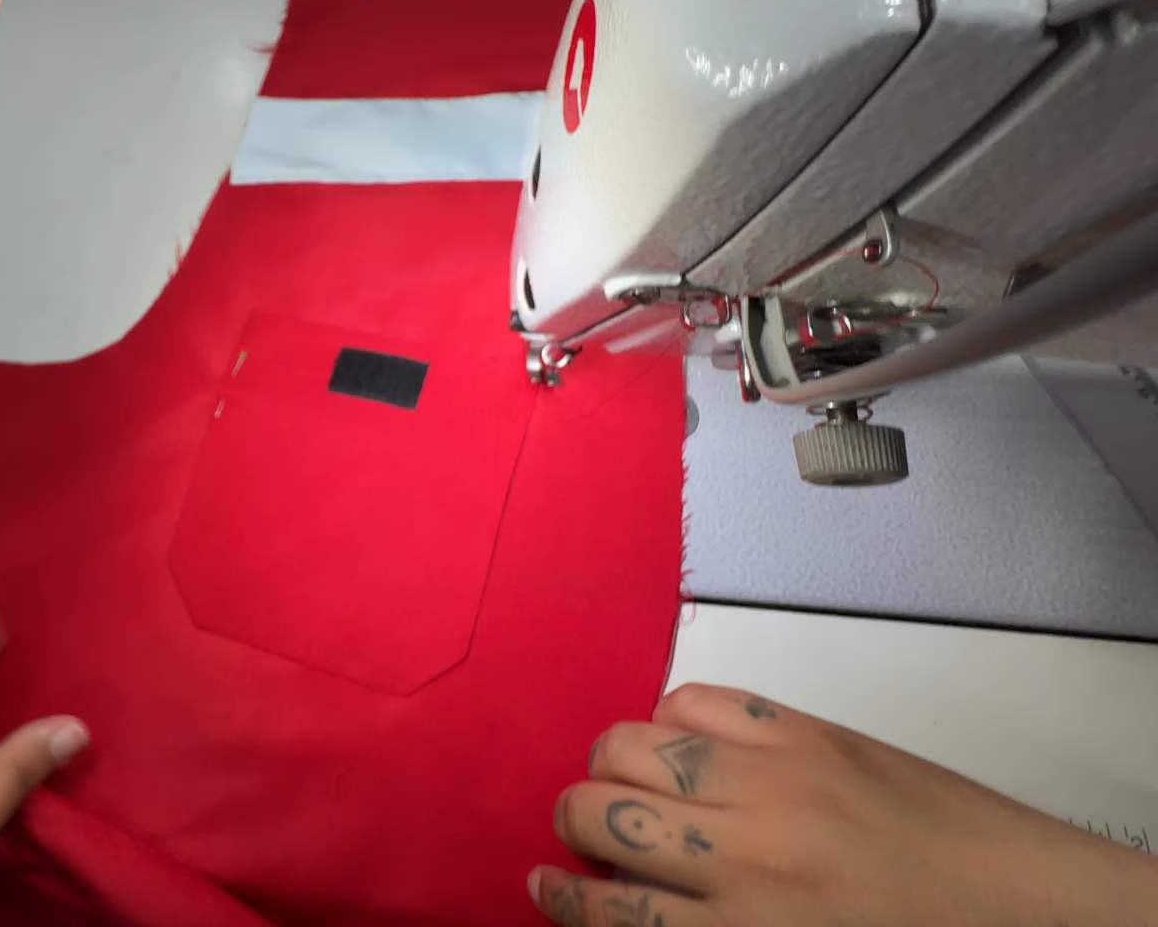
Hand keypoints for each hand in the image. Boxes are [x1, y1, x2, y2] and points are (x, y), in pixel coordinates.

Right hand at [531, 683, 1157, 925]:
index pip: (616, 910)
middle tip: (584, 827)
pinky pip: (694, 701)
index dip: (562, 895)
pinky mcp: (801, 730)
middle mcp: (748, 856)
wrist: (1062, 921)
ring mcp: (772, 780)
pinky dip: (669, 720)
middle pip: (604, 815)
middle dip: (572, 820)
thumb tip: (625, 901)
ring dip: (606, 765)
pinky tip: (679, 741)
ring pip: (630, 747)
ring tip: (618, 777)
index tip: (543, 881)